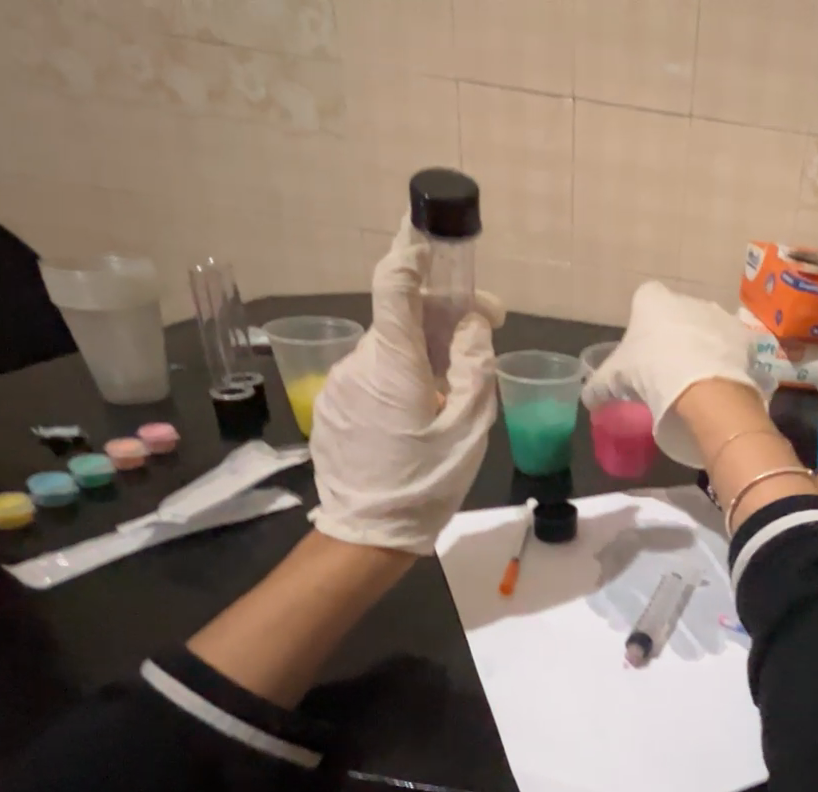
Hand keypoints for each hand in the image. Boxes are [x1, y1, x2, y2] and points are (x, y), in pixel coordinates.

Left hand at [308, 221, 504, 556]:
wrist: (368, 532)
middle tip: (484, 330)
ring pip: (389, 350)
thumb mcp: (469, 427)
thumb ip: (473, 365)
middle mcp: (359, 363)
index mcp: (393, 364)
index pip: (393, 286)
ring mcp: (340, 384)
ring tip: (454, 391)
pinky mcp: (333, 404)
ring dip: (423, 353)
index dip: (410, 252)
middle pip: (400, 320)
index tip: (426, 232)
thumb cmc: (426, 481)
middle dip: (441, 317)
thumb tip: (470, 322)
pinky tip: (421, 412)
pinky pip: (374, 375)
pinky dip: (402, 377)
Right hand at [581, 281, 756, 465]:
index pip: (644, 300)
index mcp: (652, 299)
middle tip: (668, 368)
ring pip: (707, 329)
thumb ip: (598, 386)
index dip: (643, 323)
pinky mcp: (743, 336)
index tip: (642, 347)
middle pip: (678, 314)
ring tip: (696, 378)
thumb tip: (587, 398)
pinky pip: (732, 347)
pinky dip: (727, 360)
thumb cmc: (649, 371)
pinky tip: (720, 381)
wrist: (701, 386)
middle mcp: (687, 299)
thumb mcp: (614, 380)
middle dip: (675, 335)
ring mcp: (718, 315)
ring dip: (703, 346)